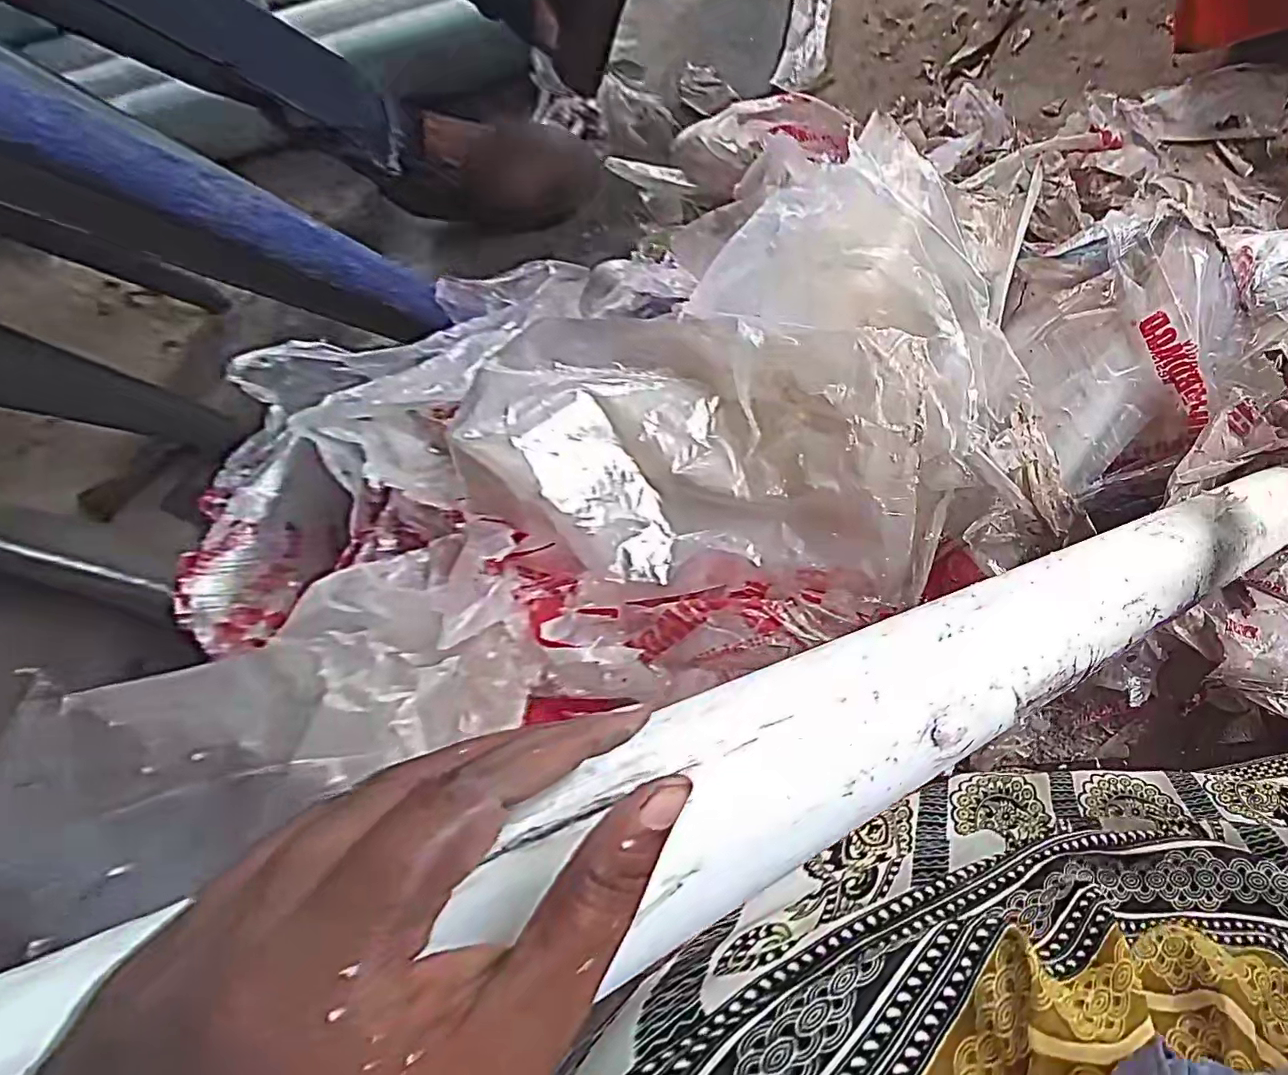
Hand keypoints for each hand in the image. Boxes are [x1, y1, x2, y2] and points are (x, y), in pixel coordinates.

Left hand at [41, 712, 688, 1074]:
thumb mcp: (526, 1026)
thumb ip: (595, 905)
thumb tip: (661, 798)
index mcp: (319, 964)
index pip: (457, 804)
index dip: (551, 751)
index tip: (621, 725)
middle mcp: (227, 941)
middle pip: (401, 791)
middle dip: (510, 753)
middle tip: (588, 739)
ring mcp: (181, 948)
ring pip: (347, 805)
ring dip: (449, 773)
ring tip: (526, 765)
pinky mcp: (163, 958)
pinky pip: (295, 842)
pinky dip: (383, 808)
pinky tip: (427, 814)